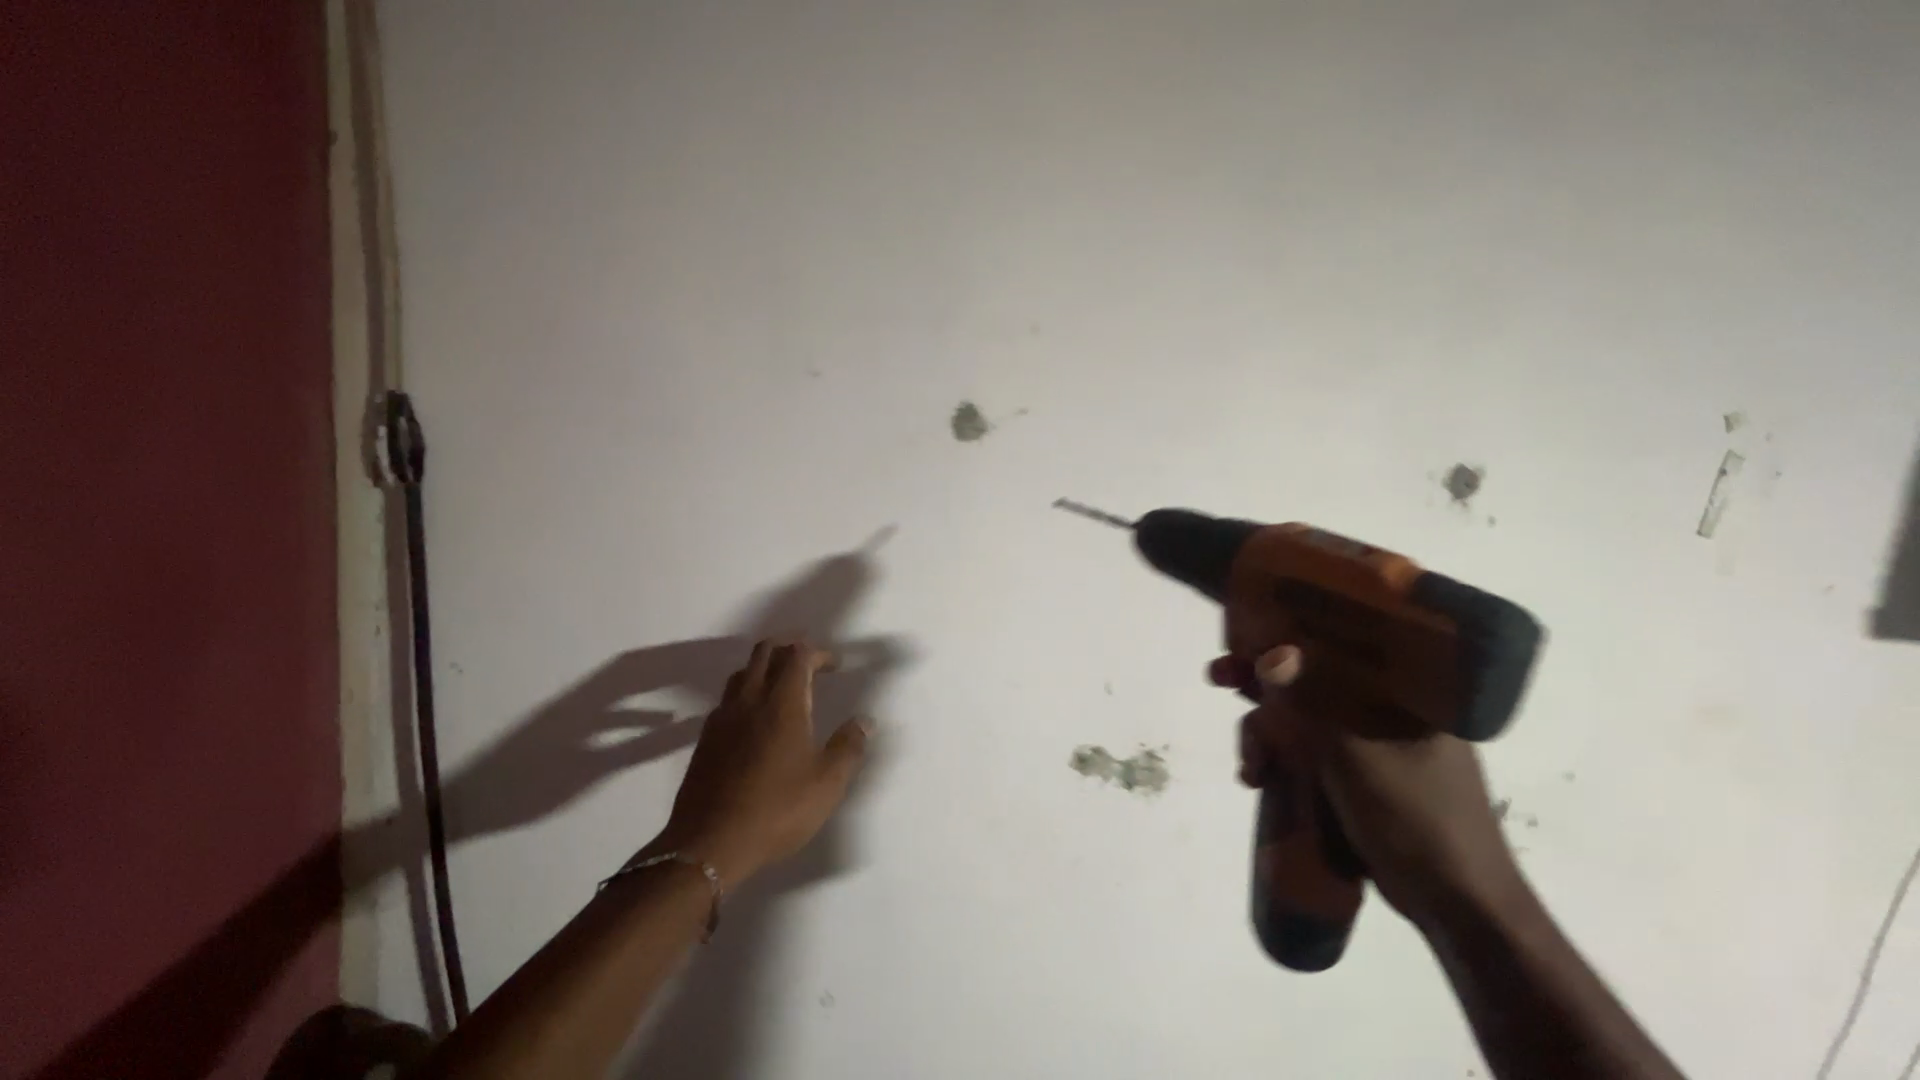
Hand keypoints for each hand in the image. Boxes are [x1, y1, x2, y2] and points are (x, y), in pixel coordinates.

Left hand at [646, 640, 870, 889]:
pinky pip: (727, 698)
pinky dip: (746, 692)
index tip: (836, 665)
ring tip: (783, 684)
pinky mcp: (705, 739)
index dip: (819, 652)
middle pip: (765, 652)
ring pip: (743, 673)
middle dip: (789, 646)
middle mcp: (749, 701)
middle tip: (809, 659)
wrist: (709, 843)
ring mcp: (722, 718)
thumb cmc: (776, 811)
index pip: (798, 655)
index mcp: (782, 705)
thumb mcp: (826, 785)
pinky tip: (755, 717)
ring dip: (765, 667)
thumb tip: (865, 722)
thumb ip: (848, 748)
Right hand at [1214, 646, 1523, 926]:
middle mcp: (1390, 708)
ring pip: (1306, 718)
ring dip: (1266, 732)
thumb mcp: (1356, 756)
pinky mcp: (1361, 778)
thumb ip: (1311, 703)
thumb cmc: (1417, 817)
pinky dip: (1281, 759)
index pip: (1340, 644)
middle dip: (1263, 683)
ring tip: (1248, 767)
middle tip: (1217, 678)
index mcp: (1406, 691)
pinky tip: (1257, 779)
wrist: (1457, 904)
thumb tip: (1272, 654)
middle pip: (1314, 679)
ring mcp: (1376, 745)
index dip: (1289, 636)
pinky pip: (1311, 752)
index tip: (1244, 641)